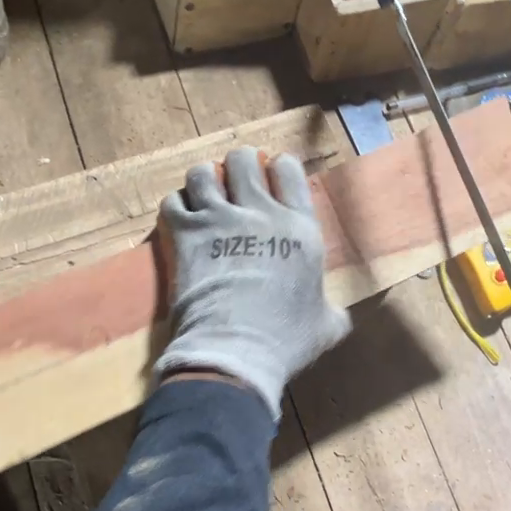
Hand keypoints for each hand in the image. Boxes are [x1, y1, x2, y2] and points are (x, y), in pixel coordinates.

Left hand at [154, 148, 350, 419]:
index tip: (271, 180)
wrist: (235, 350)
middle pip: (242, 160)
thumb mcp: (326, 326)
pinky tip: (180, 223)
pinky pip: (173, 201)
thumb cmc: (285, 340)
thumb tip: (337, 316)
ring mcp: (219, 219)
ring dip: (202, 183)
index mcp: (300, 228)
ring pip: (202, 173)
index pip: (289, 169)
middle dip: (236, 167)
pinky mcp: (185, 234)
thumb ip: (332, 310)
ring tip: (203, 198)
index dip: (277, 168)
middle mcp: (260, 212)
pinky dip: (175, 208)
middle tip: (233, 186)